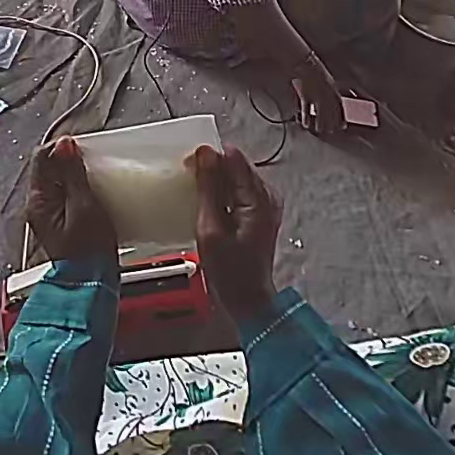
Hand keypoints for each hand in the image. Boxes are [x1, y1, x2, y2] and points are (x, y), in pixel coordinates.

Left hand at [26, 137, 117, 260]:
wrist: (93, 284)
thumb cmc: (88, 252)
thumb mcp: (84, 206)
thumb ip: (73, 175)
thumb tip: (65, 146)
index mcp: (39, 201)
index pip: (41, 158)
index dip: (62, 148)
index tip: (84, 148)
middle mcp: (41, 206)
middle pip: (51, 168)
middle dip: (72, 161)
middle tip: (95, 162)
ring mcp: (53, 215)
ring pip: (62, 181)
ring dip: (79, 175)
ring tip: (99, 176)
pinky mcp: (66, 222)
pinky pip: (72, 195)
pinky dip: (84, 189)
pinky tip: (99, 193)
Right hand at [191, 144, 282, 322]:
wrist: (248, 299)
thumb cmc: (229, 270)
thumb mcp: (210, 228)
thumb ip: (208, 189)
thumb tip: (205, 154)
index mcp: (259, 198)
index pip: (233, 159)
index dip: (209, 158)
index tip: (187, 165)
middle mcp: (268, 196)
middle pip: (237, 167)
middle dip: (212, 169)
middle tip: (187, 183)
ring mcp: (266, 204)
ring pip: (237, 179)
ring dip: (216, 182)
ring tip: (195, 195)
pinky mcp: (260, 213)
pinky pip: (239, 192)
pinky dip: (223, 194)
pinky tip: (208, 206)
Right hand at [291, 59, 344, 136]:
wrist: (304, 63)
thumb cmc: (314, 71)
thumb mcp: (326, 80)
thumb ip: (330, 91)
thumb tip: (334, 102)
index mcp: (333, 89)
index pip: (339, 106)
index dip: (341, 117)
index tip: (343, 126)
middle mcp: (326, 93)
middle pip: (330, 112)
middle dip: (331, 123)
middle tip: (331, 132)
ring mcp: (315, 94)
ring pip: (320, 112)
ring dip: (320, 122)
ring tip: (320, 130)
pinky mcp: (305, 95)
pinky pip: (306, 109)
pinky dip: (306, 117)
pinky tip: (306, 124)